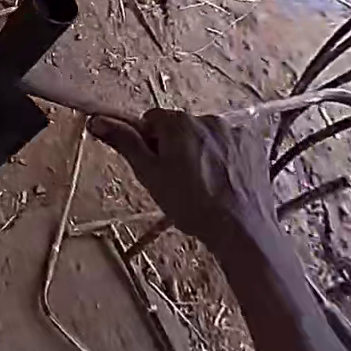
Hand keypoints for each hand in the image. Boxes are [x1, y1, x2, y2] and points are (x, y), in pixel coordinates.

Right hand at [89, 109, 276, 244]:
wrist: (242, 232)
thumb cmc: (190, 203)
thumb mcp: (148, 173)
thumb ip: (123, 141)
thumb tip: (96, 120)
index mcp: (178, 122)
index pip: (152, 121)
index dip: (149, 143)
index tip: (156, 166)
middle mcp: (207, 119)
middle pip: (179, 127)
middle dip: (175, 146)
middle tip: (178, 179)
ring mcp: (234, 132)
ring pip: (204, 136)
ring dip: (200, 151)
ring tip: (203, 184)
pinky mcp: (254, 147)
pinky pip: (229, 144)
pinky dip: (224, 156)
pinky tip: (224, 180)